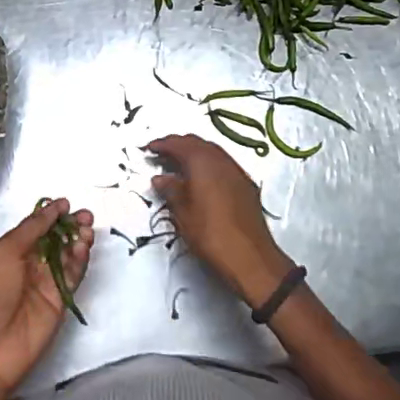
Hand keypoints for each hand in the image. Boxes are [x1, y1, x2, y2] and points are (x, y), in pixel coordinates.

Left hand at [0, 197, 94, 395]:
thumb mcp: (6, 252)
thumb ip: (33, 228)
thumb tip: (54, 206)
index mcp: (14, 249)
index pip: (38, 225)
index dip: (53, 214)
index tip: (67, 204)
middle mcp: (32, 263)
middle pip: (58, 238)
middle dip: (72, 225)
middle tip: (86, 216)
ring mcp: (47, 282)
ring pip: (69, 254)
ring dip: (79, 240)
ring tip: (87, 231)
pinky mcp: (60, 299)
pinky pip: (73, 274)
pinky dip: (80, 260)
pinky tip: (82, 249)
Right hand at [148, 134, 294, 305]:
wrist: (250, 257)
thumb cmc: (211, 235)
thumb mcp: (183, 213)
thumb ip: (170, 190)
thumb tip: (160, 177)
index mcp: (202, 161)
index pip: (178, 144)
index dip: (161, 144)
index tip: (148, 149)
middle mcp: (220, 159)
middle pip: (196, 142)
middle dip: (177, 145)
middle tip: (161, 154)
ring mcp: (236, 170)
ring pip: (211, 151)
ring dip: (194, 153)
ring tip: (178, 165)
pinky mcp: (245, 183)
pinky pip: (222, 163)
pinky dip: (207, 163)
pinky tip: (201, 178)